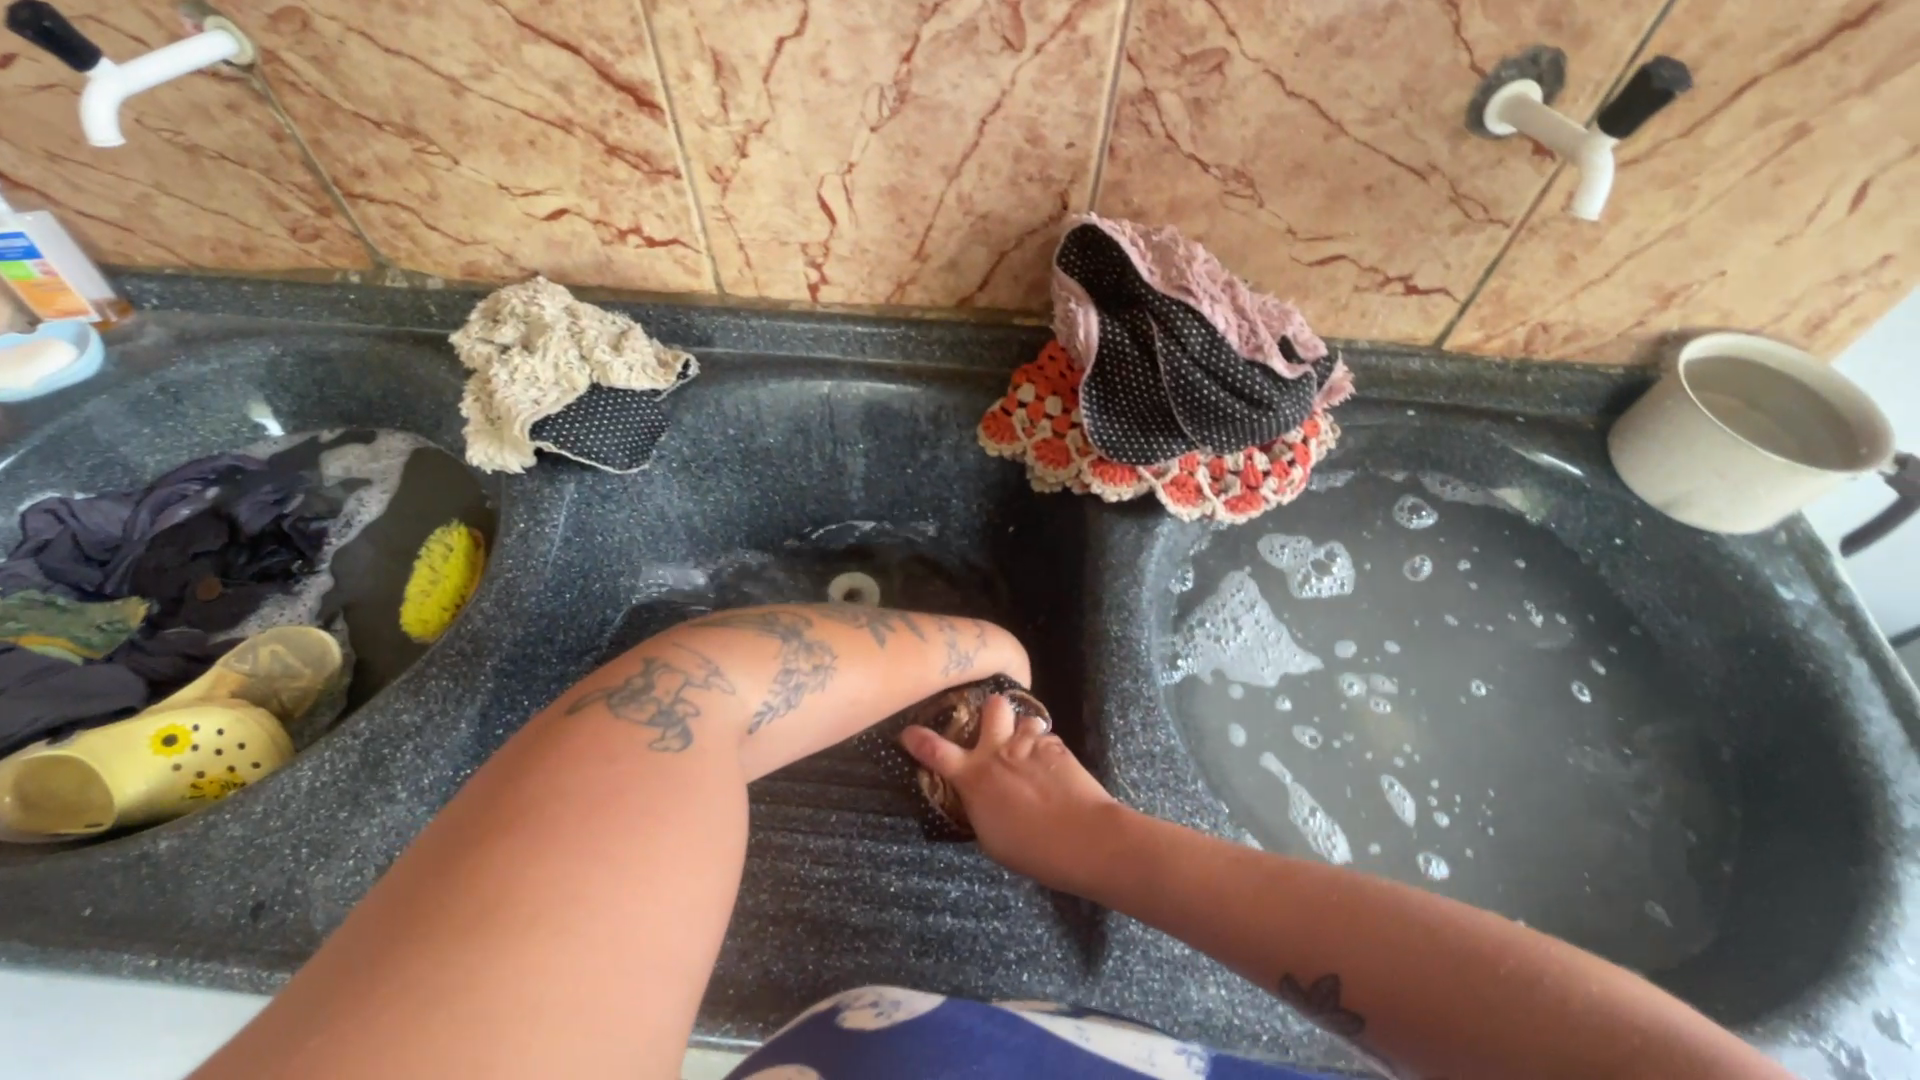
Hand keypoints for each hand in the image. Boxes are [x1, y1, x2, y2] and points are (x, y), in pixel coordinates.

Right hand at [900, 694, 1127, 894]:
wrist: (1083, 837)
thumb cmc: (1031, 849)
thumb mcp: (991, 838)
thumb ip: (980, 809)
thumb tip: (982, 799)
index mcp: (974, 777)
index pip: (935, 751)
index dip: (918, 739)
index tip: (908, 731)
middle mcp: (998, 752)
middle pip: (991, 708)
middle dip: (992, 712)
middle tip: (997, 728)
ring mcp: (1030, 745)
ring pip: (1024, 718)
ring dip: (1024, 732)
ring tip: (1031, 752)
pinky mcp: (1058, 747)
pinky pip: (1047, 738)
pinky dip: (1046, 750)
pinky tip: (1054, 771)